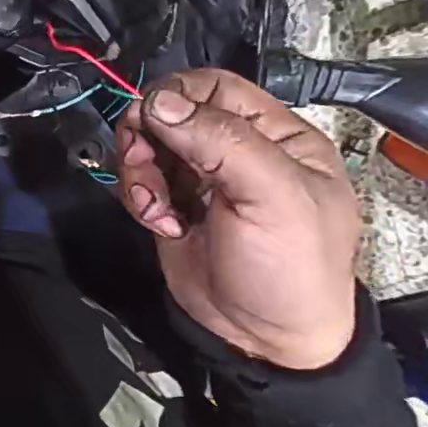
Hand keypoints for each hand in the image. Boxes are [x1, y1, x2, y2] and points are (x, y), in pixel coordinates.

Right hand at [115, 69, 360, 369]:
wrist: (260, 338)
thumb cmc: (289, 268)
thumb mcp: (271, 198)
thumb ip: (220, 142)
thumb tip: (159, 100)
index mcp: (275, 137)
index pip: (216, 88)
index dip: (177, 94)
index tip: (149, 117)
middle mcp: (234, 151)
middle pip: (170, 115)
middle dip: (148, 138)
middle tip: (141, 164)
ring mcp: (199, 179)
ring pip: (147, 147)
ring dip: (138, 172)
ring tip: (154, 206)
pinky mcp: (171, 204)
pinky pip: (138, 181)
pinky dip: (138, 198)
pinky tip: (159, 223)